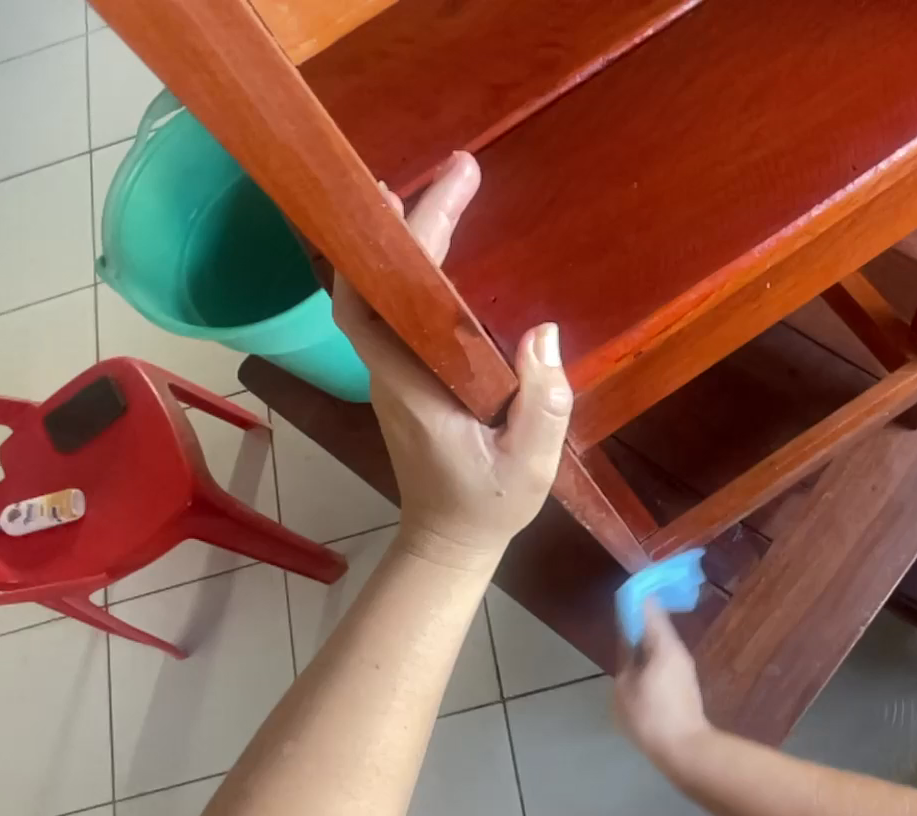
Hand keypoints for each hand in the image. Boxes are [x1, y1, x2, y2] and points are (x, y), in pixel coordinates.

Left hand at [330, 151, 572, 568]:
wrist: (448, 540)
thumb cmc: (487, 507)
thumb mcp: (529, 467)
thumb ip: (542, 406)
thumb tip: (543, 334)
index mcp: (413, 389)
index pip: (374, 306)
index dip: (383, 248)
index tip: (414, 194)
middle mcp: (392, 373)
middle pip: (374, 285)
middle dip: (405, 225)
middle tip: (457, 174)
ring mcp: (394, 375)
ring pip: (381, 296)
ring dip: (404, 244)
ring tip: (445, 197)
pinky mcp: (406, 380)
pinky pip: (398, 314)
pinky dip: (412, 275)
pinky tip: (440, 257)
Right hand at [614, 602, 714, 767]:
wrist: (685, 749)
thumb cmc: (651, 716)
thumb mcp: (626, 687)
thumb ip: (626, 657)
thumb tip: (628, 639)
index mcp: (664, 645)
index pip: (650, 610)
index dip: (636, 598)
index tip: (625, 591)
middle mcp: (678, 650)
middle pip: (657, 625)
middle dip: (640, 620)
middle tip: (620, 617)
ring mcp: (684, 667)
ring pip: (661, 643)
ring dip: (645, 639)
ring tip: (625, 642)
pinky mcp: (685, 682)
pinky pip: (664, 658)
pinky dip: (651, 654)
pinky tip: (638, 665)